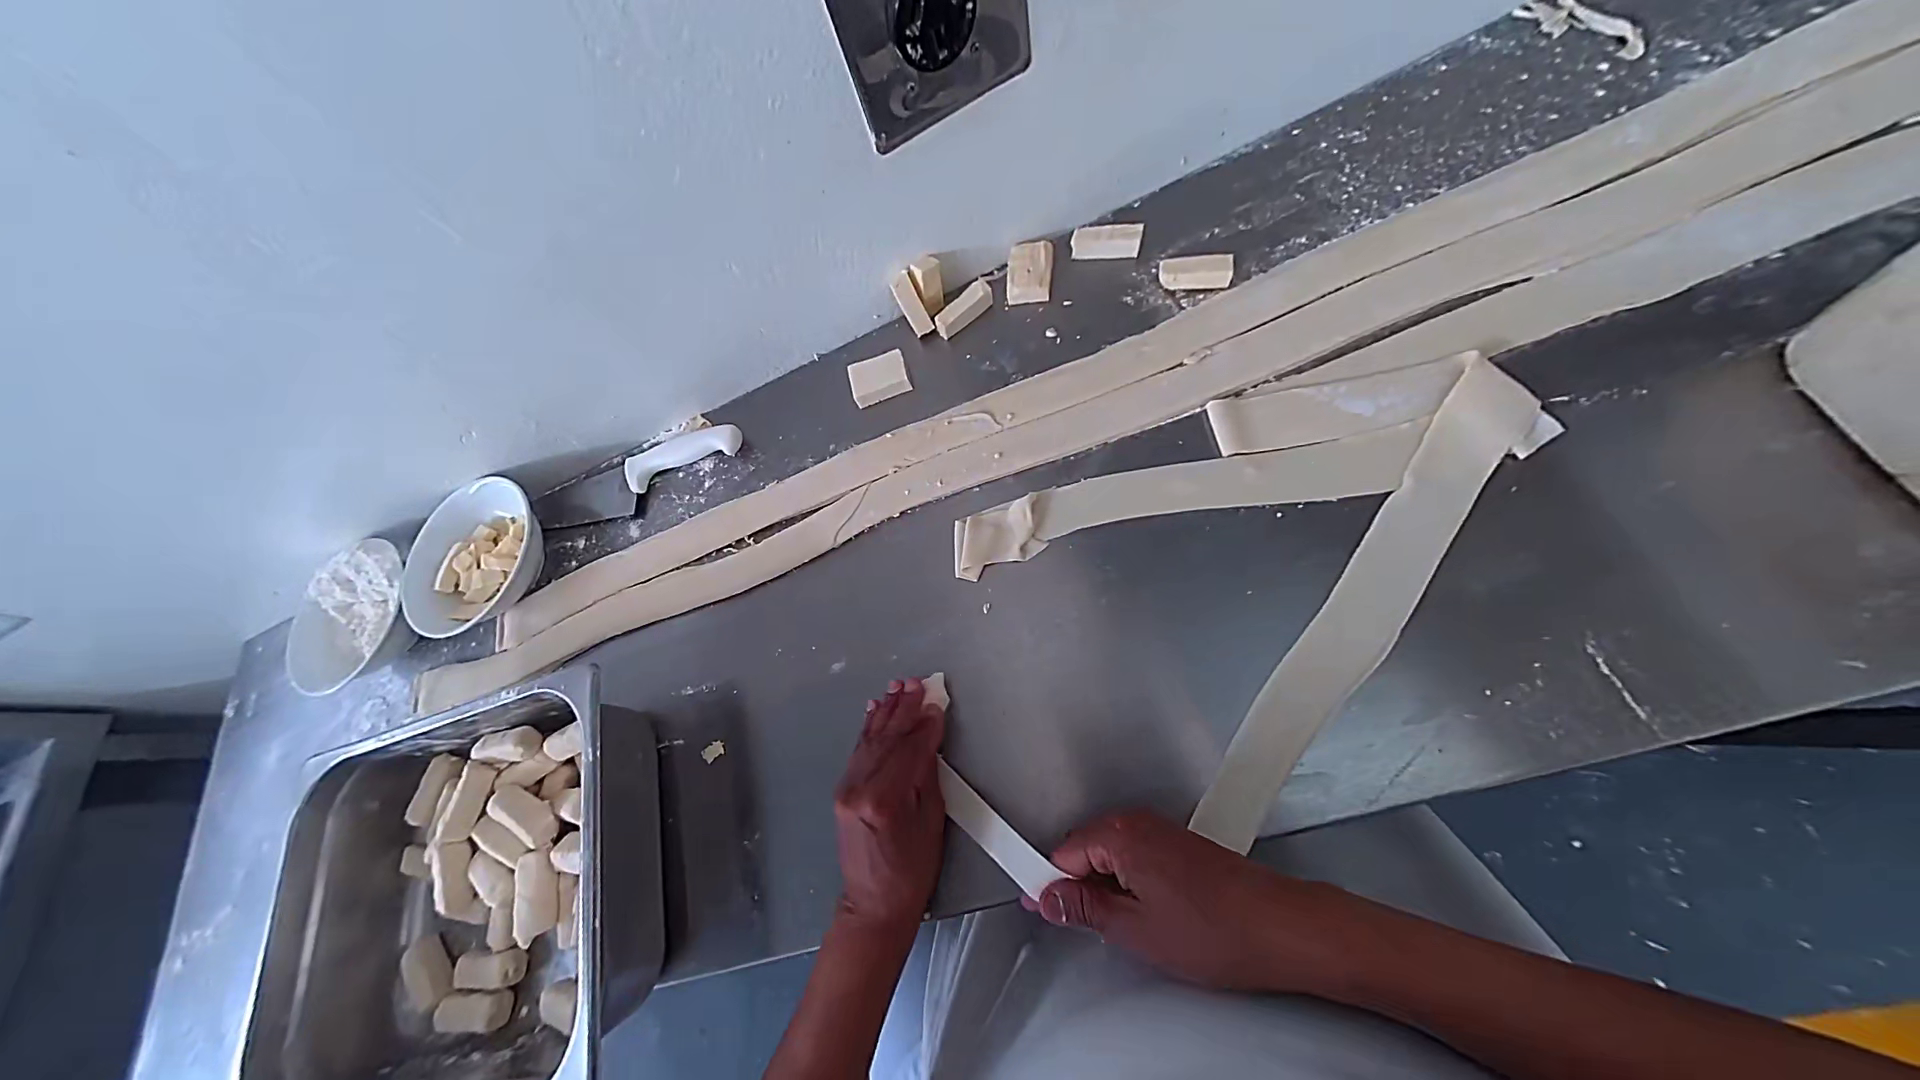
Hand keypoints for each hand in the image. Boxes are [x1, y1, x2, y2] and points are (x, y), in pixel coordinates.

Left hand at [832, 678, 946, 927]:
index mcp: (884, 800)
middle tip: (917, 683)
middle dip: (904, 708)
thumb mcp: (932, 822)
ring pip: (870, 740)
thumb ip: (927, 775)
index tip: (937, 704)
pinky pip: (859, 751)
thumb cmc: (912, 871)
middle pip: (888, 739)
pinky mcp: (842, 789)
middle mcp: (859, 789)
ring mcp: (846, 788)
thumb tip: (929, 738)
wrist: (873, 903)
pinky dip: (869, 728)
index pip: (910, 750)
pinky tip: (876, 709)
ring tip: (899, 687)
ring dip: (887, 711)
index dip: (926, 725)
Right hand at [1024, 809, 1376, 993]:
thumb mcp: (1135, 932)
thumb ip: (1084, 910)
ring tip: (1119, 924)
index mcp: (1120, 836)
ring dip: (1101, 883)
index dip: (1044, 882)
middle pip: (1081, 848)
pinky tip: (1141, 911)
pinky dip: (1124, 879)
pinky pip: (1131, 854)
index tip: (1036, 903)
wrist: (1281, 928)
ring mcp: (1158, 830)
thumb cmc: (1220, 928)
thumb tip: (1052, 899)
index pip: (1060, 852)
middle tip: (1076, 922)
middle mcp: (1137, 822)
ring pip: (1107, 853)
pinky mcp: (1174, 842)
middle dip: (1073, 883)